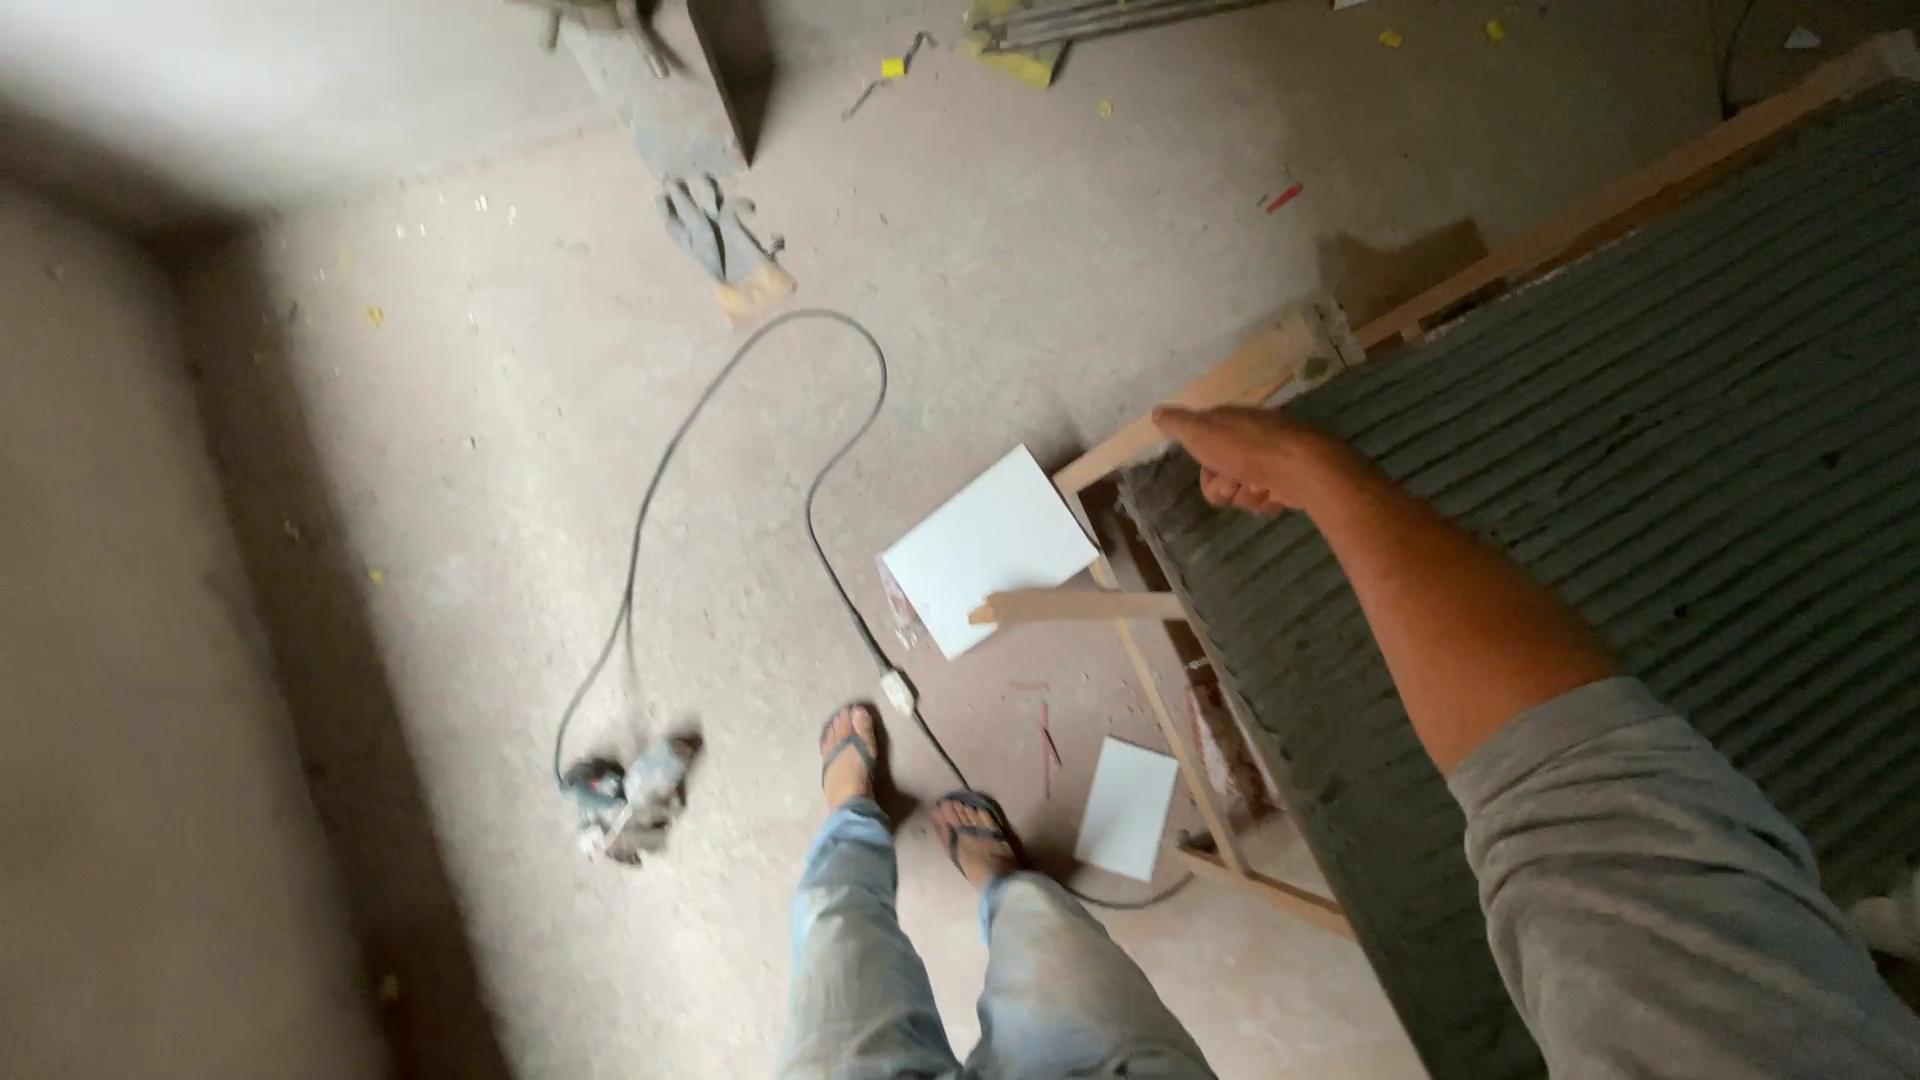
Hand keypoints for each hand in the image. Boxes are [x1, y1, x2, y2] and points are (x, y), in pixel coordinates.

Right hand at [1151, 405, 1361, 514]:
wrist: (1300, 468)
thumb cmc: (1246, 449)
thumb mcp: (1200, 432)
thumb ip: (1177, 424)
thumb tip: (1156, 412)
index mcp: (1231, 424)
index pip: (1203, 449)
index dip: (1204, 464)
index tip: (1210, 464)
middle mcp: (1250, 440)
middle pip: (1219, 476)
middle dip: (1223, 485)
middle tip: (1234, 479)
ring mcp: (1271, 461)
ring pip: (1240, 492)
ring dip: (1246, 494)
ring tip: (1261, 486)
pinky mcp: (1287, 482)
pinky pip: (1263, 501)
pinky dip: (1266, 501)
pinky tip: (1275, 494)